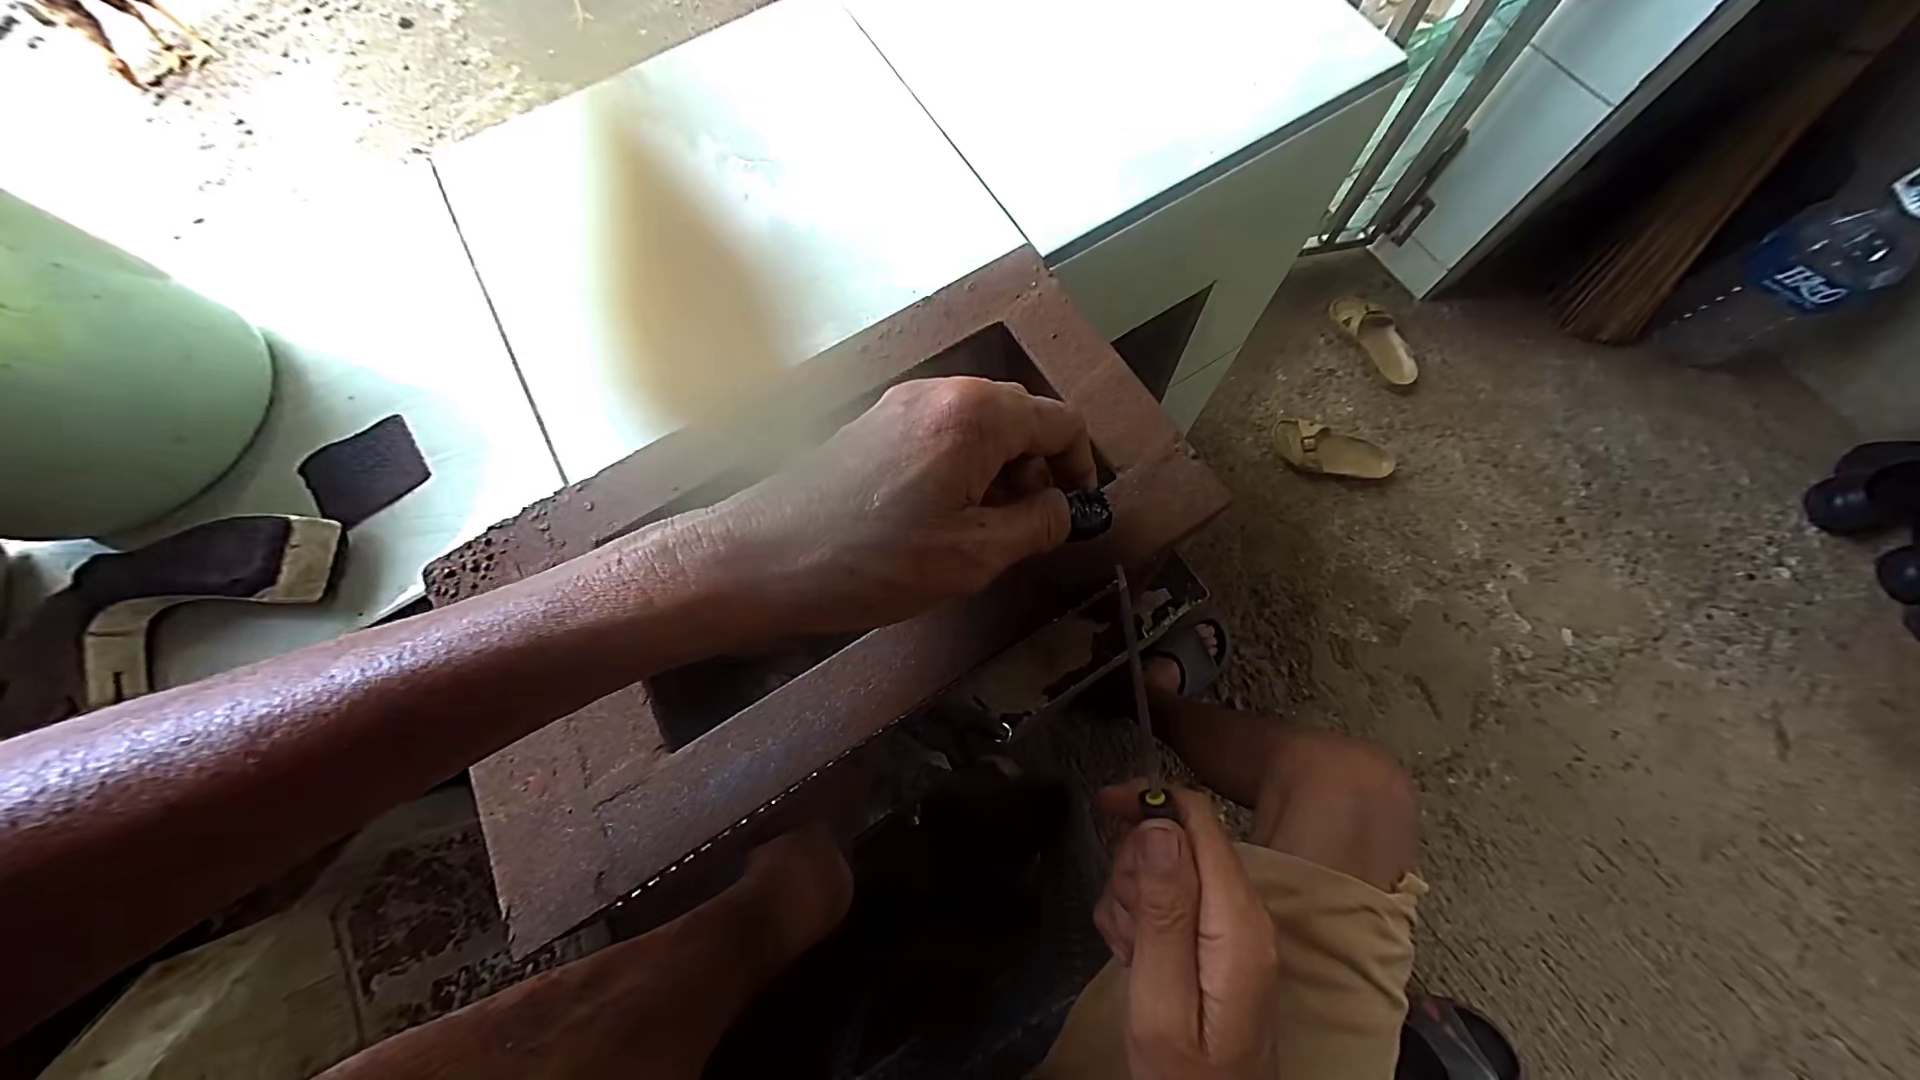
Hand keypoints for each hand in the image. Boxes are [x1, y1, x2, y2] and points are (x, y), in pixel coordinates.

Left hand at [707, 377, 1096, 631]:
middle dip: (1035, 471)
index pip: (1060, 422)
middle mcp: (940, 393)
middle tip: (1021, 526)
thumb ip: (1038, 525)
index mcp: (976, 415)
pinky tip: (937, 517)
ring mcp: (901, 404)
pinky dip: (959, 470)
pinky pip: (940, 436)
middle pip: (1020, 418)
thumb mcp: (976, 555)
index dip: (1080, 466)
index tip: (1073, 508)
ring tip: (977, 529)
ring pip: (978, 429)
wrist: (766, 557)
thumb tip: (1062, 507)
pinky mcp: (874, 425)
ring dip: (996, 473)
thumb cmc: (875, 560)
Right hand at [1094, 782, 1280, 1079]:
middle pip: (1176, 836)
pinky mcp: (1212, 930)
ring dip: (1132, 890)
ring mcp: (1228, 920)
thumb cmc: (1182, 1076)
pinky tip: (1136, 949)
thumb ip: (1164, 912)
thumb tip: (1161, 827)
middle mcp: (1242, 910)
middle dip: (1135, 862)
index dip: (1150, 800)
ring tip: (1131, 945)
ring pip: (1164, 861)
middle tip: (1125, 916)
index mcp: (1237, 921)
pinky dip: (1138, 911)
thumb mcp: (1160, 1000)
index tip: (1106, 806)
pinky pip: (1165, 890)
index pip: (1198, 819)